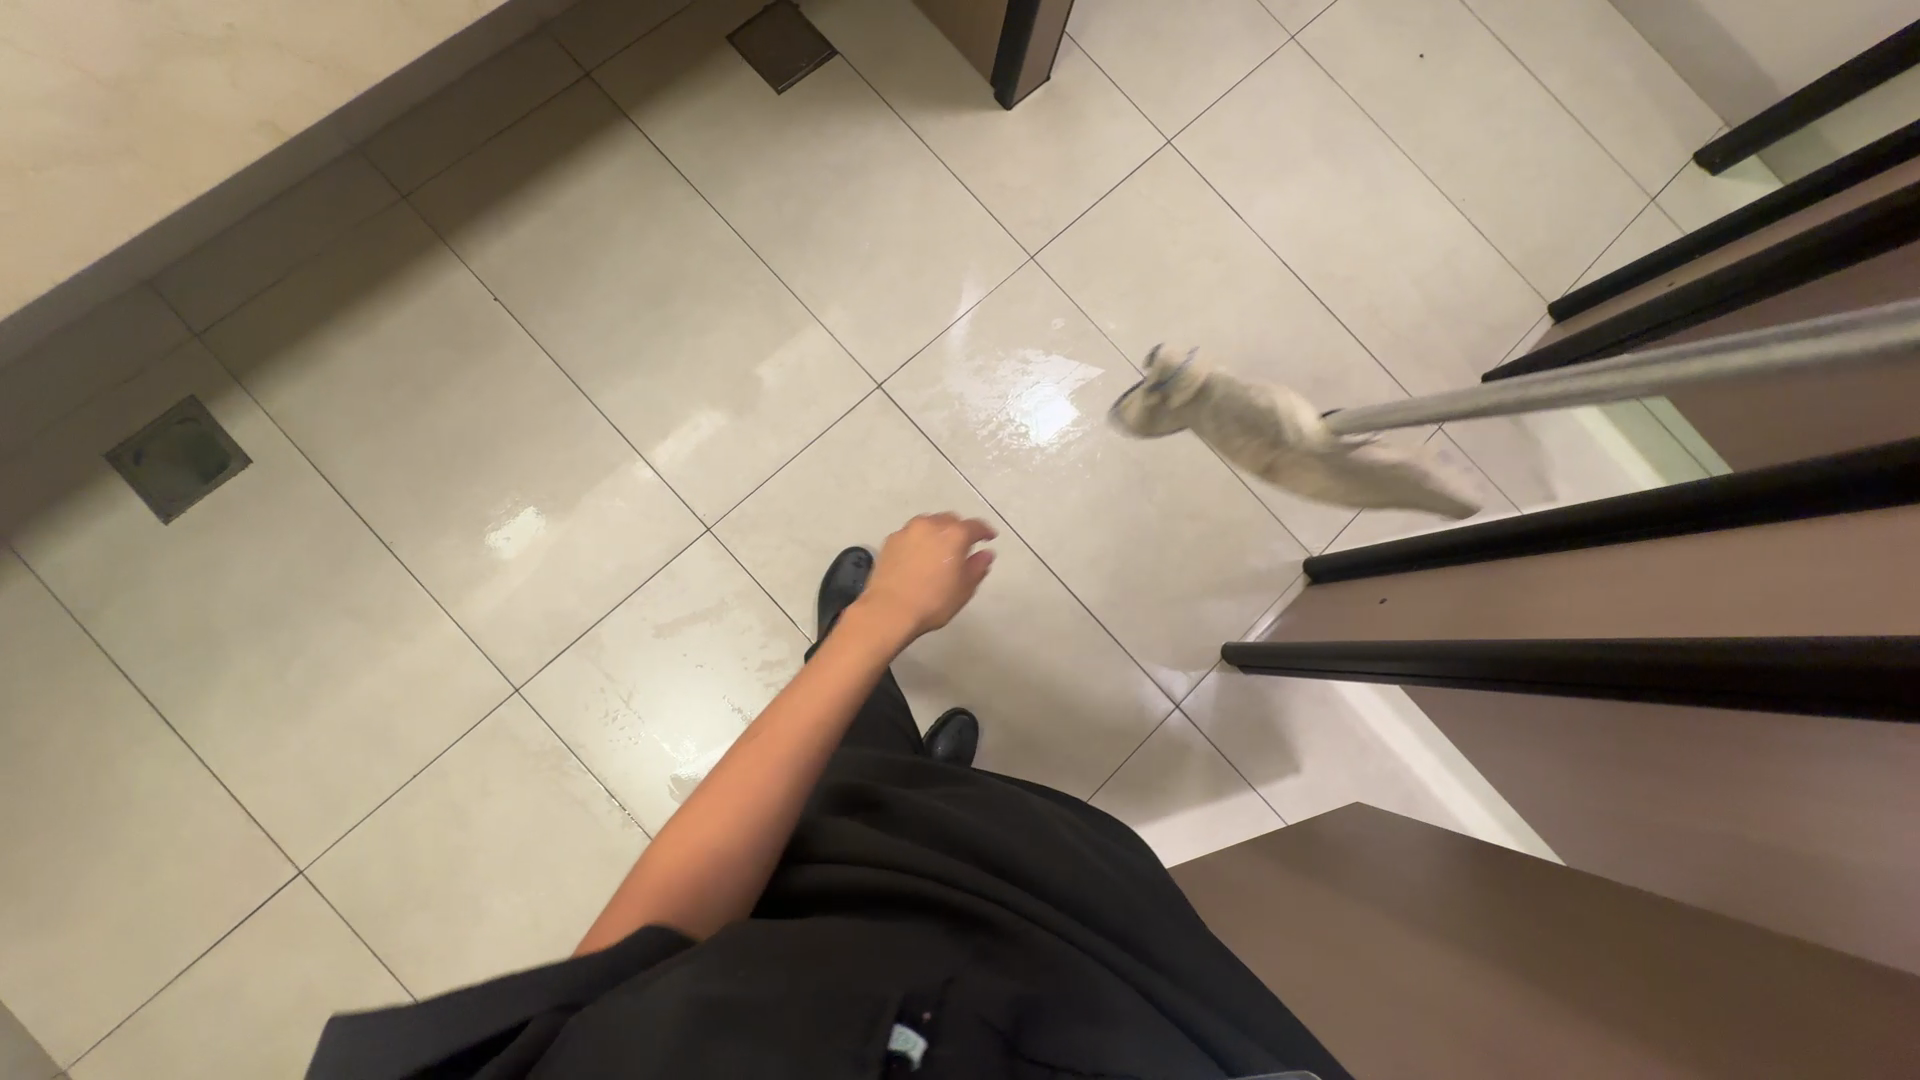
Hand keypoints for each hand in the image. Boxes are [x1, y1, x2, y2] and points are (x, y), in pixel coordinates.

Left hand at [853, 513, 996, 642]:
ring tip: (939, 550)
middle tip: (963, 547)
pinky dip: (919, 540)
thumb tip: (986, 554)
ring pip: (929, 524)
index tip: (990, 538)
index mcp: (954, 534)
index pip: (975, 526)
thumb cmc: (933, 601)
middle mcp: (931, 525)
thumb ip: (978, 567)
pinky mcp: (891, 540)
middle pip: (951, 520)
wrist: (889, 610)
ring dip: (938, 532)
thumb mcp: (964, 589)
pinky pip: (911, 534)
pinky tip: (918, 556)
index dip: (985, 531)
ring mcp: (908, 530)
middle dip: (959, 530)